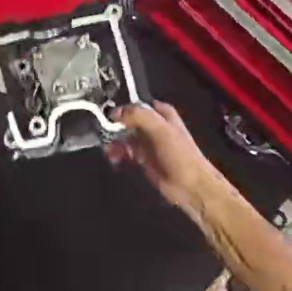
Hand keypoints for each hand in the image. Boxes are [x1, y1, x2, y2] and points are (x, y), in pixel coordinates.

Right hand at [107, 102, 228, 222]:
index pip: (139, 104)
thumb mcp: (160, 128)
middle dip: (115, 125)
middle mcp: (155, 127)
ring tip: (107, 148)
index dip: (125, 105)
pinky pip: (126, 153)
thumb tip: (114, 112)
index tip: (107, 110)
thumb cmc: (179, 154)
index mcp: (163, 115)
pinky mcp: (143, 161)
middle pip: (130, 121)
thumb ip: (138, 115)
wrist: (189, 186)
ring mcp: (148, 144)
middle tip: (102, 129)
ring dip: (115, 141)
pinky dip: (118, 154)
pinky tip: (112, 157)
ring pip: (126, 137)